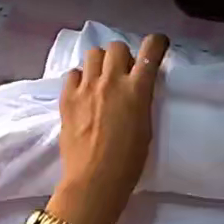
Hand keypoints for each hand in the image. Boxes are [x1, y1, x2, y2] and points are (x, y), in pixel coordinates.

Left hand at [50, 34, 169, 223]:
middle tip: (122, 73)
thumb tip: (136, 89)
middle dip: (122, 57)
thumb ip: (141, 101)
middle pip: (116, 47)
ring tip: (101, 80)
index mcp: (137, 90)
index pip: (150, 50)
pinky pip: (73, 73)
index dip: (156, 43)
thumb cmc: (128, 162)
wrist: (94, 180)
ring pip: (93, 54)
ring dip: (100, 64)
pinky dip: (80, 79)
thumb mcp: (145, 127)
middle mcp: (111, 81)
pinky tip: (83, 93)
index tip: (157, 45)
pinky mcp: (67, 98)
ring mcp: (86, 88)